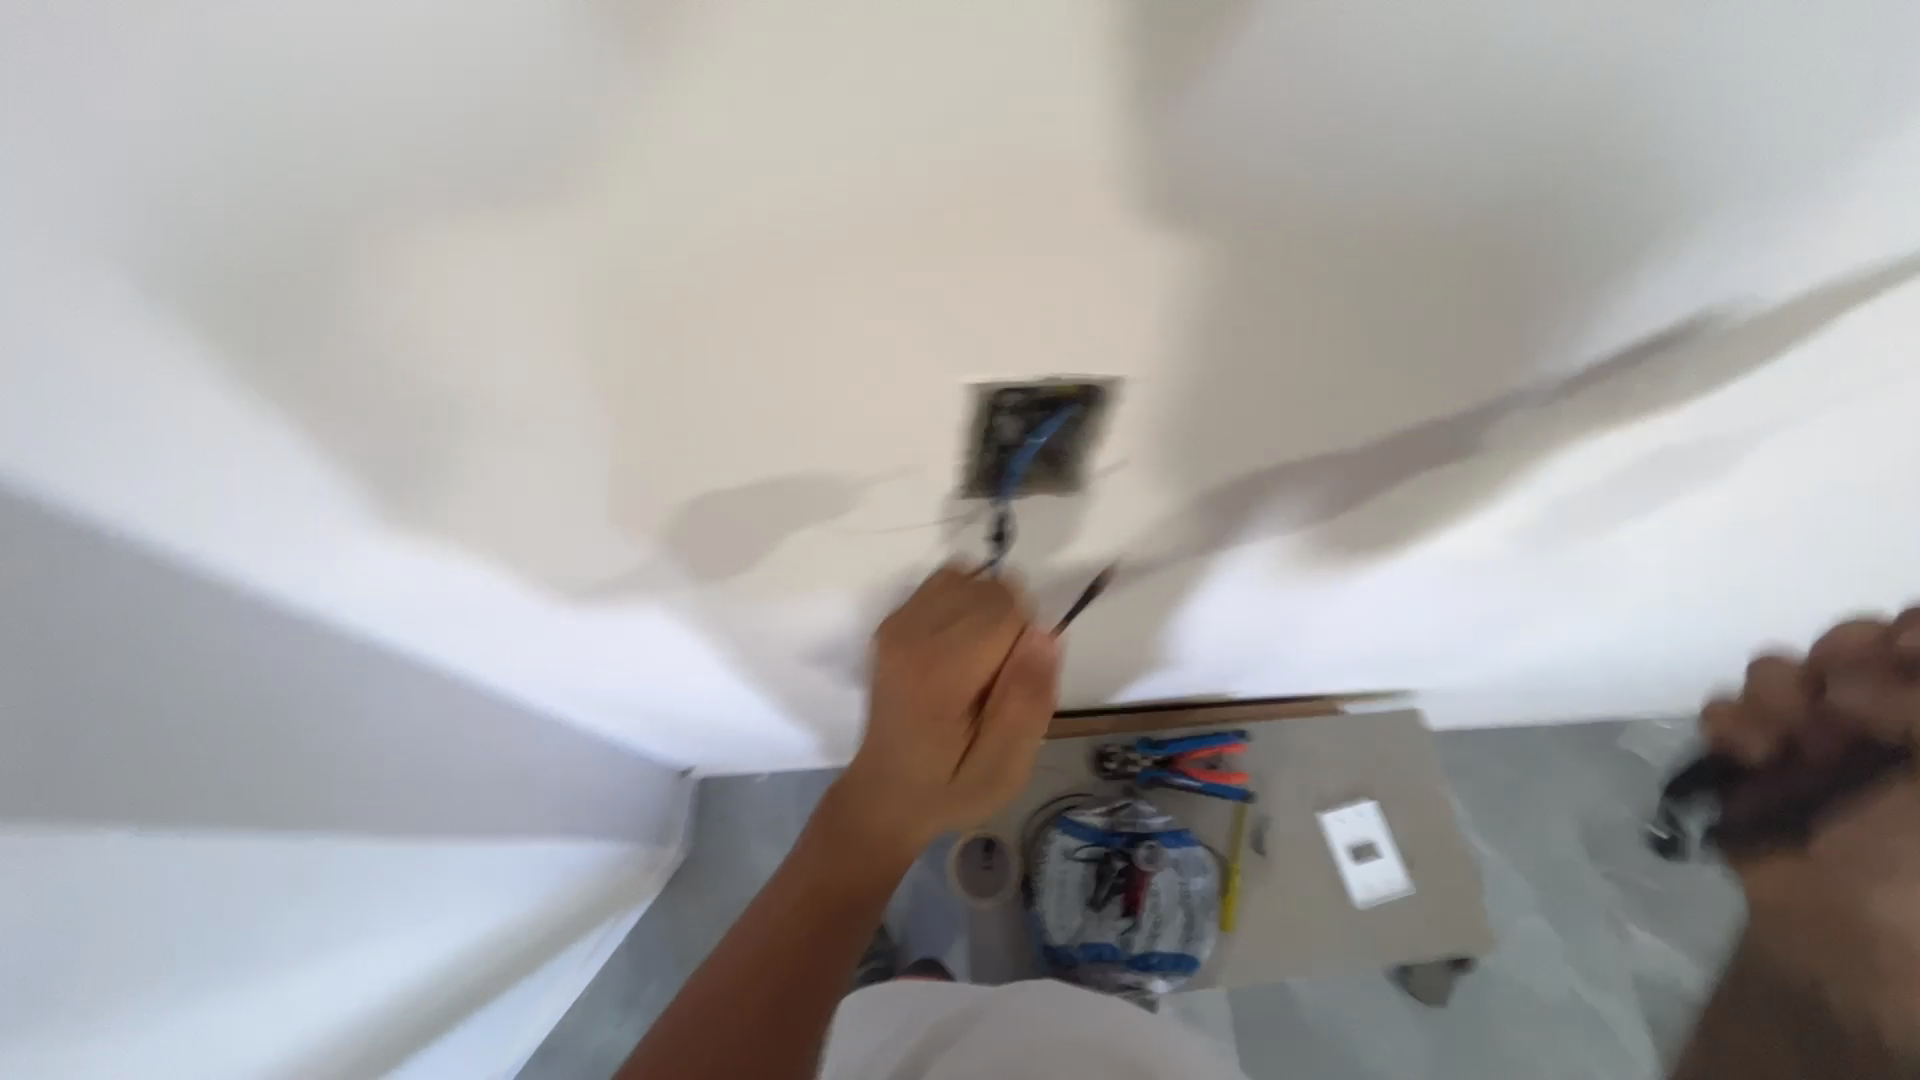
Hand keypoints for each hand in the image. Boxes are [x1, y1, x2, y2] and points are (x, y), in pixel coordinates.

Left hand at [822, 564, 1060, 861]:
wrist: (885, 793)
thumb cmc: (949, 786)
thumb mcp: (1004, 767)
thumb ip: (1028, 700)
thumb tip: (1045, 632)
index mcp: (939, 672)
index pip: (1008, 608)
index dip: (1027, 642)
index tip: (1013, 685)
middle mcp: (911, 634)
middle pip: (990, 588)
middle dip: (1010, 624)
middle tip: (996, 682)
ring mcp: (897, 623)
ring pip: (970, 578)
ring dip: (987, 610)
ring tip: (978, 663)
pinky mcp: (893, 621)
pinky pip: (946, 582)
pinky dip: (964, 604)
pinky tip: (959, 649)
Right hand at [1702, 609, 1919, 1029]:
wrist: (1849, 939)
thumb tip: (1869, 663)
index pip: (1918, 636)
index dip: (1906, 635)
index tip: (1902, 657)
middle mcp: (1889, 721)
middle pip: (1849, 640)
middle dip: (1839, 664)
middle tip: (1844, 709)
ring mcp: (1816, 738)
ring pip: (1777, 668)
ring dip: (1778, 701)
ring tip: (1789, 749)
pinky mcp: (1749, 758)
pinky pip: (1722, 709)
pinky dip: (1729, 726)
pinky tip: (1750, 759)